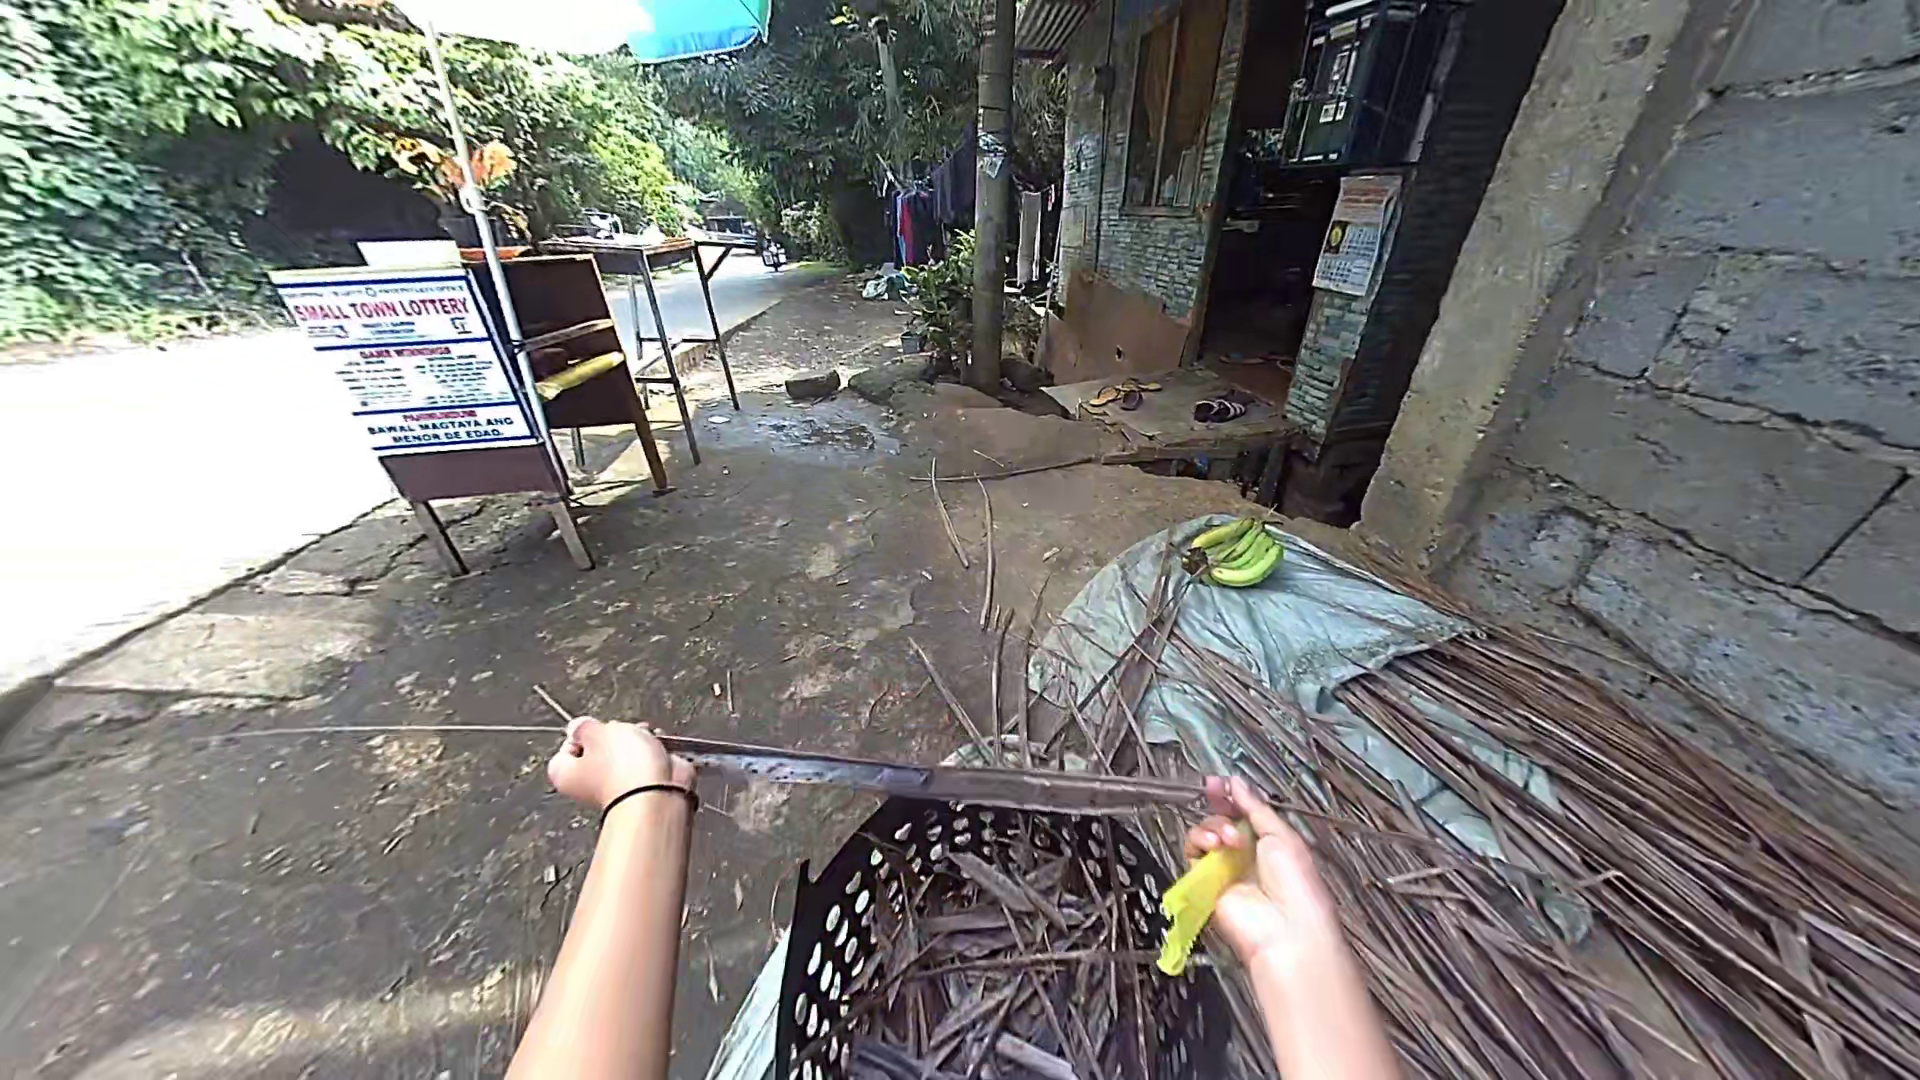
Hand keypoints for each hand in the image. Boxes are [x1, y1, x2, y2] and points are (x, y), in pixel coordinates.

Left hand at [547, 717, 694, 810]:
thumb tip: (578, 727)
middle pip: (598, 750)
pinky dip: (655, 752)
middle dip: (615, 736)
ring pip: (626, 754)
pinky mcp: (643, 785)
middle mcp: (588, 784)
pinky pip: (647, 761)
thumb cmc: (623, 768)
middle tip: (622, 733)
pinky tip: (660, 748)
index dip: (582, 735)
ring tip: (646, 739)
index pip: (565, 750)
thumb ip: (584, 726)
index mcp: (566, 774)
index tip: (595, 727)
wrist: (656, 791)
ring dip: (639, 741)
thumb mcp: (597, 733)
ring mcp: (617, 785)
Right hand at [1184, 776, 1342, 972]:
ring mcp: (1224, 866)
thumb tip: (1235, 781)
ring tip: (1228, 839)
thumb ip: (1255, 807)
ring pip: (1205, 830)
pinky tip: (1214, 845)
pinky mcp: (1205, 880)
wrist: (1286, 931)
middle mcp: (1244, 853)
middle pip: (1221, 817)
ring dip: (1214, 825)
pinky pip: (1193, 851)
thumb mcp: (1283, 837)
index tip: (1220, 781)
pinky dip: (1199, 840)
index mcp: (1268, 843)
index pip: (1242, 812)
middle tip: (1213, 790)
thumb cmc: (1296, 884)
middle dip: (1218, 802)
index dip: (1231, 795)